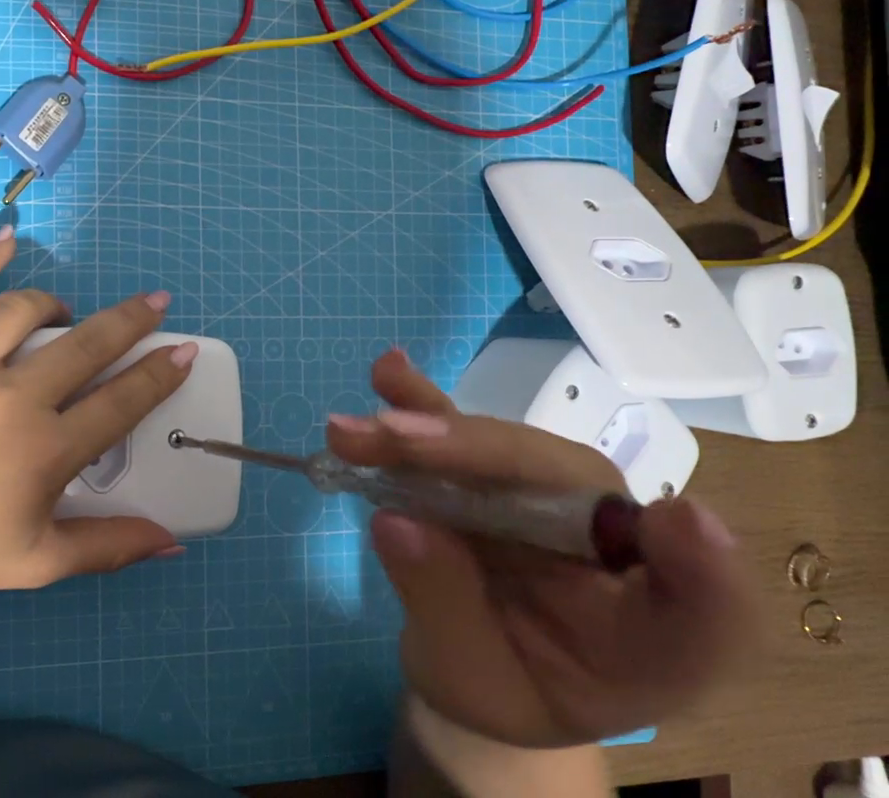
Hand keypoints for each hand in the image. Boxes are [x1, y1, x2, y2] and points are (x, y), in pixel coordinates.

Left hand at [0, 228, 196, 600]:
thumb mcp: (35, 562)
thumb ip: (108, 547)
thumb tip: (169, 539)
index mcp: (45, 448)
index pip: (120, 401)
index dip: (158, 374)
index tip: (181, 351)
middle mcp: (11, 395)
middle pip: (86, 344)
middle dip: (130, 321)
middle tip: (153, 304)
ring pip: (23, 310)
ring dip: (55, 305)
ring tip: (64, 314)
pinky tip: (7, 241)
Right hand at [329, 351, 754, 748]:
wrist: (476, 672)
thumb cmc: (499, 690)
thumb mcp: (470, 679)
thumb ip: (445, 607)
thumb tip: (395, 520)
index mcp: (651, 635)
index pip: (704, 604)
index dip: (700, 564)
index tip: (677, 522)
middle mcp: (617, 550)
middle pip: (569, 486)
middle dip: (481, 456)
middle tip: (394, 441)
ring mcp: (552, 503)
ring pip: (505, 450)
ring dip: (428, 430)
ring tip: (359, 431)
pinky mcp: (496, 477)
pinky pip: (465, 436)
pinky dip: (424, 404)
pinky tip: (389, 373)